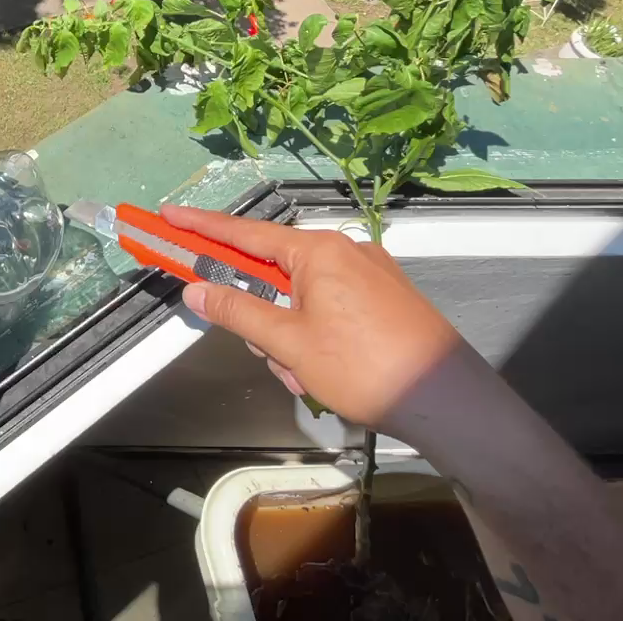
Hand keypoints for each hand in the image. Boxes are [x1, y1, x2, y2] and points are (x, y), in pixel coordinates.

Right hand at [164, 205, 474, 432]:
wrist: (458, 407)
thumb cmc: (365, 367)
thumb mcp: (289, 342)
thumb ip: (236, 312)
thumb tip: (195, 291)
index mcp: (316, 251)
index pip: (242, 233)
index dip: (198, 226)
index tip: (165, 215)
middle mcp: (343, 252)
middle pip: (271, 273)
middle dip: (260, 315)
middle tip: (269, 353)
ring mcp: (369, 274)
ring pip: (298, 297)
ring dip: (288, 336)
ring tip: (306, 377)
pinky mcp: (386, 299)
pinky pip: (327, 307)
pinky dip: (314, 336)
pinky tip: (326, 374)